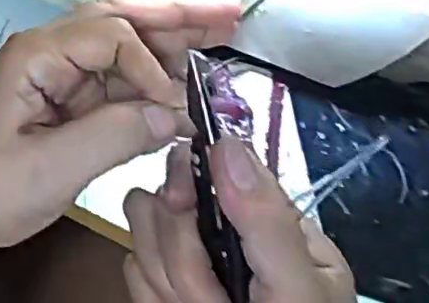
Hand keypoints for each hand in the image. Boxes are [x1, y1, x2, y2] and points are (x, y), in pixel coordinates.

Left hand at [0, 0, 238, 272]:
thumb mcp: (50, 168)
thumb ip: (113, 135)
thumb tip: (173, 112)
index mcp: (36, 54)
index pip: (108, 36)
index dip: (149, 66)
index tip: (177, 106)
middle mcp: (48, 49)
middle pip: (116, 18)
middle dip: (172, 13)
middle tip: (228, 10)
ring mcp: (57, 70)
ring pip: (119, 41)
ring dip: (168, 35)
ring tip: (220, 27)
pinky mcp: (65, 94)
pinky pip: (114, 76)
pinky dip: (151, 74)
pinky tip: (184, 72)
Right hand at [123, 139, 352, 302]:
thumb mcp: (297, 299)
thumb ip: (266, 224)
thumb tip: (225, 142)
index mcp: (272, 222)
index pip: (209, 162)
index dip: (187, 180)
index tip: (183, 206)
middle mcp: (228, 231)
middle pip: (166, 191)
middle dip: (181, 254)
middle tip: (213, 302)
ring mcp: (193, 257)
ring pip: (140, 223)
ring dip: (165, 279)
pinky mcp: (163, 287)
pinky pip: (131, 266)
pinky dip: (150, 297)